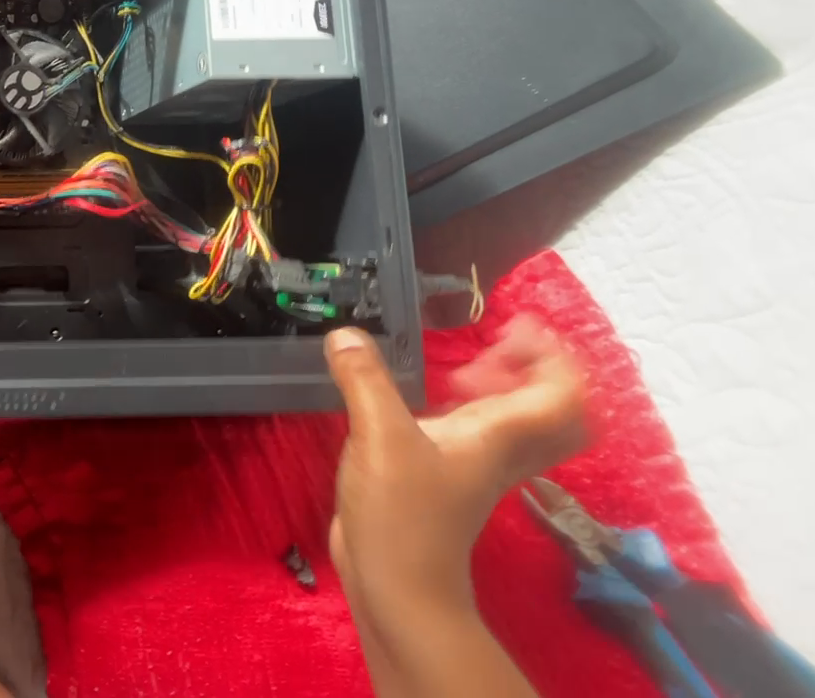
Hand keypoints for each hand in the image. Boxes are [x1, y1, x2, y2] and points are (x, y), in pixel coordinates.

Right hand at [325, 317, 586, 622]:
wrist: (396, 582)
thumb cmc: (402, 510)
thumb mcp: (379, 436)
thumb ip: (364, 380)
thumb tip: (345, 333)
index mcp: (498, 436)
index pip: (561, 394)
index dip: (552, 355)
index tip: (512, 324)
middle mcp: (497, 449)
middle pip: (554, 412)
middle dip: (535, 372)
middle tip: (492, 347)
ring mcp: (473, 466)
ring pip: (518, 424)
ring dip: (504, 390)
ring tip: (460, 370)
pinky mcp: (444, 477)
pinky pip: (479, 434)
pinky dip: (468, 409)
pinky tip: (423, 402)